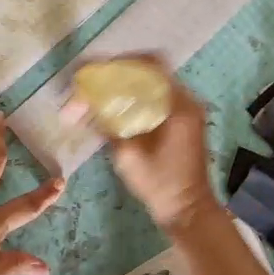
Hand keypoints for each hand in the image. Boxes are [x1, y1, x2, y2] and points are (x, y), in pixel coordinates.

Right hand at [80, 55, 221, 233]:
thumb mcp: (128, 155)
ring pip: (152, 84)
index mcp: (178, 104)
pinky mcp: (182, 122)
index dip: (122, 61)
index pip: (151, 64)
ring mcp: (187, 111)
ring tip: (99, 94)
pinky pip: (156, 98)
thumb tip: (84, 103)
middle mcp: (186, 101)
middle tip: (93, 83)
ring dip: (126, 86)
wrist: (189, 213)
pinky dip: (135, 98)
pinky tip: (115, 109)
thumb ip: (107, 124)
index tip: (99, 70)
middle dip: (119, 74)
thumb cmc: (161, 185)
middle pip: (150, 71)